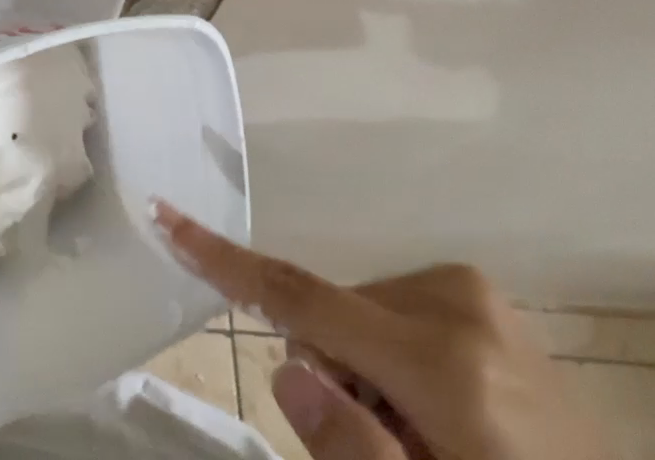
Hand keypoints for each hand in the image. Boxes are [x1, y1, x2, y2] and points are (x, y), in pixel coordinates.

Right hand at [152, 201, 614, 459]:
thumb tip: (286, 367)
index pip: (303, 299)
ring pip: (361, 313)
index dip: (226, 262)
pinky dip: (394, 356)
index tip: (166, 216)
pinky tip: (444, 411)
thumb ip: (351, 449)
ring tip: (426, 436)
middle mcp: (460, 306)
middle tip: (391, 442)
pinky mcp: (487, 304)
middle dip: (333, 368)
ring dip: (364, 367)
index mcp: (442, 361)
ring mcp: (480, 300)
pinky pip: (399, 314)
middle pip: (331, 312)